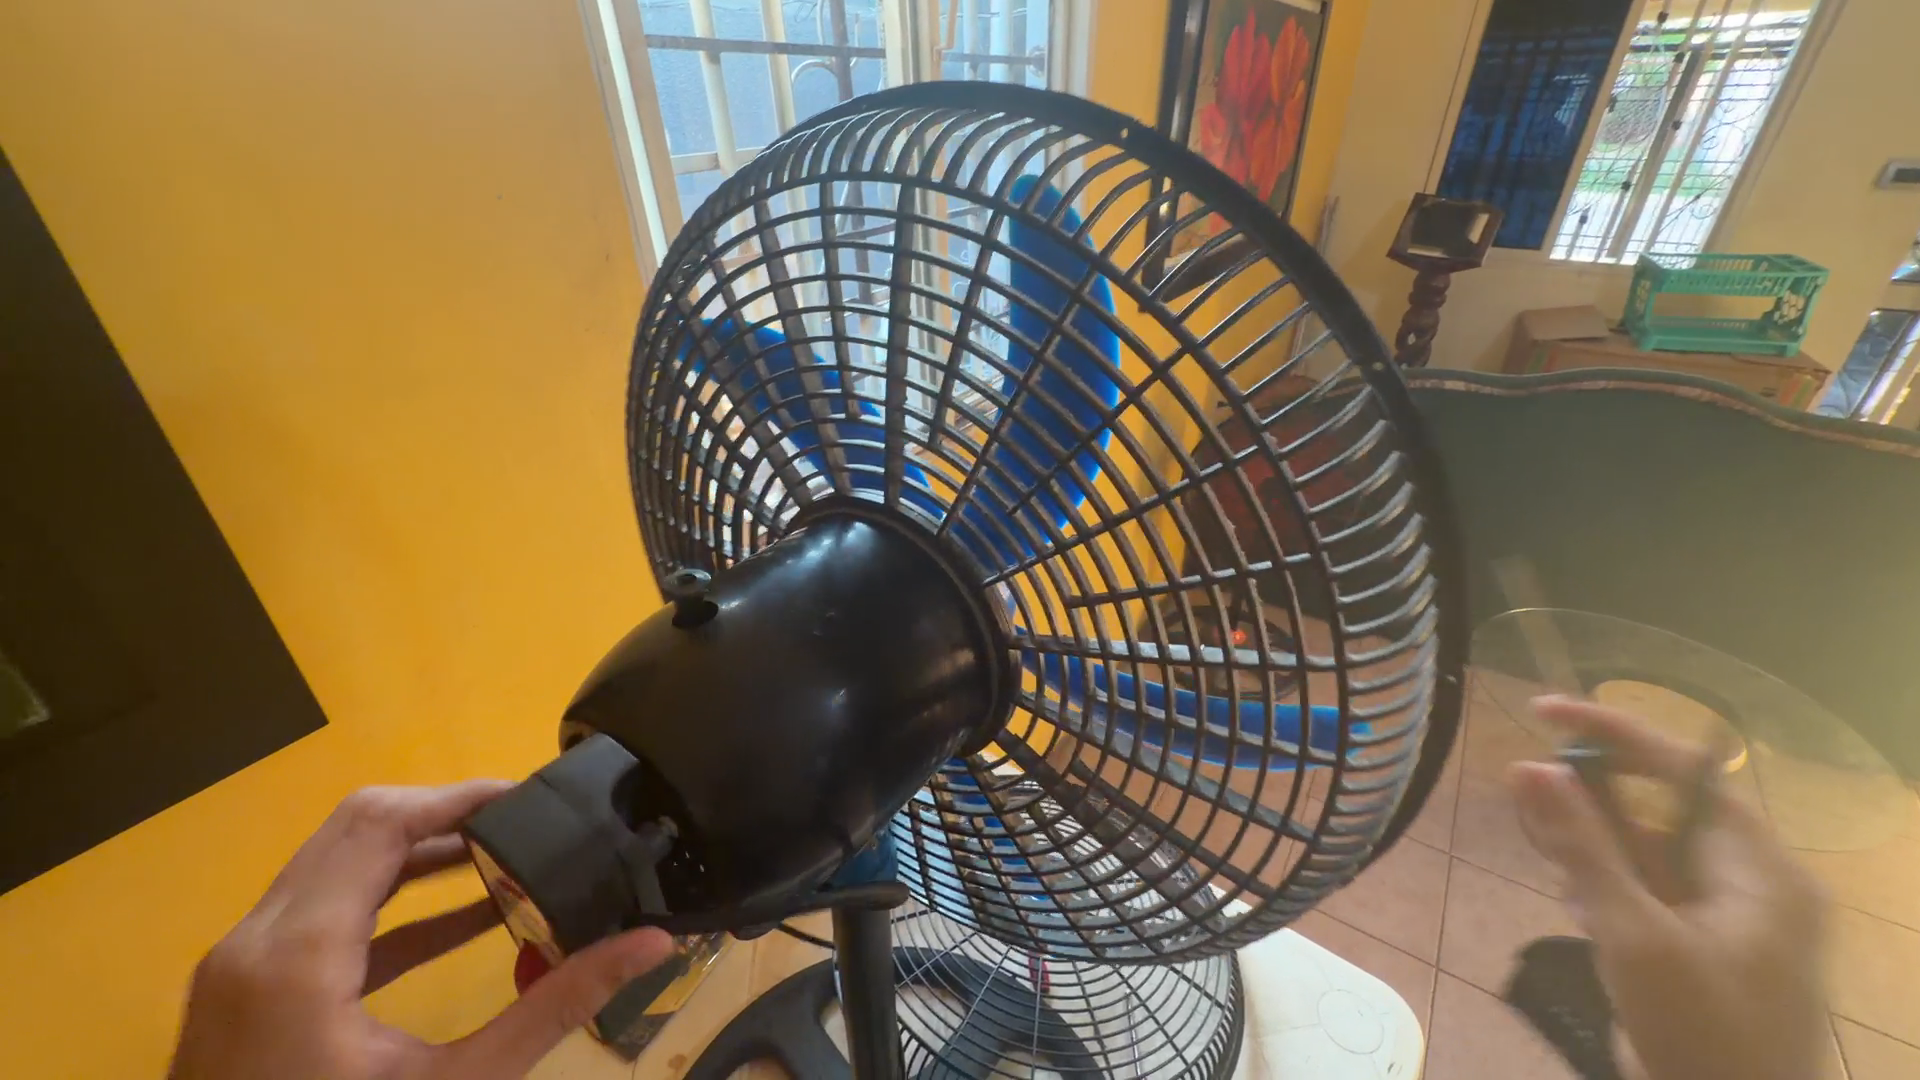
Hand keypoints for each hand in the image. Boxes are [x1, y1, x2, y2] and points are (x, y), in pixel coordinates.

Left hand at [167, 781, 672, 1079]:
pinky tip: (476, 914)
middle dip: (448, 812)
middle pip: (359, 825)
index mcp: (298, 956)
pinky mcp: (253, 988)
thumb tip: (655, 941)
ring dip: (427, 848)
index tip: (531, 797)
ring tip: (510, 852)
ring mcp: (245, 965)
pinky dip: (402, 896)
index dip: (460, 797)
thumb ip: (557, 1006)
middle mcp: (257, 942)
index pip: (381, 823)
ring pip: (342, 858)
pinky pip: (331, 910)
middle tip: (527, 820)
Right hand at [1509, 697, 1828, 1079]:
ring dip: (1581, 835)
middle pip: (1654, 802)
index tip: (1543, 712)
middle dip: (1586, 792)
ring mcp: (1714, 911)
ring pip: (1634, 841)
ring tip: (1538, 846)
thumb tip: (1529, 766)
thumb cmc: (1700, 1028)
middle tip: (1522, 790)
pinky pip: (1630, 878)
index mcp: (1760, 870)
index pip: (1685, 770)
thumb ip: (1582, 845)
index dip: (1615, 732)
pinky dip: (1592, 874)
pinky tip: (1569, 898)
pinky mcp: (1683, 936)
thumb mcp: (1633, 932)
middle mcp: (1743, 879)